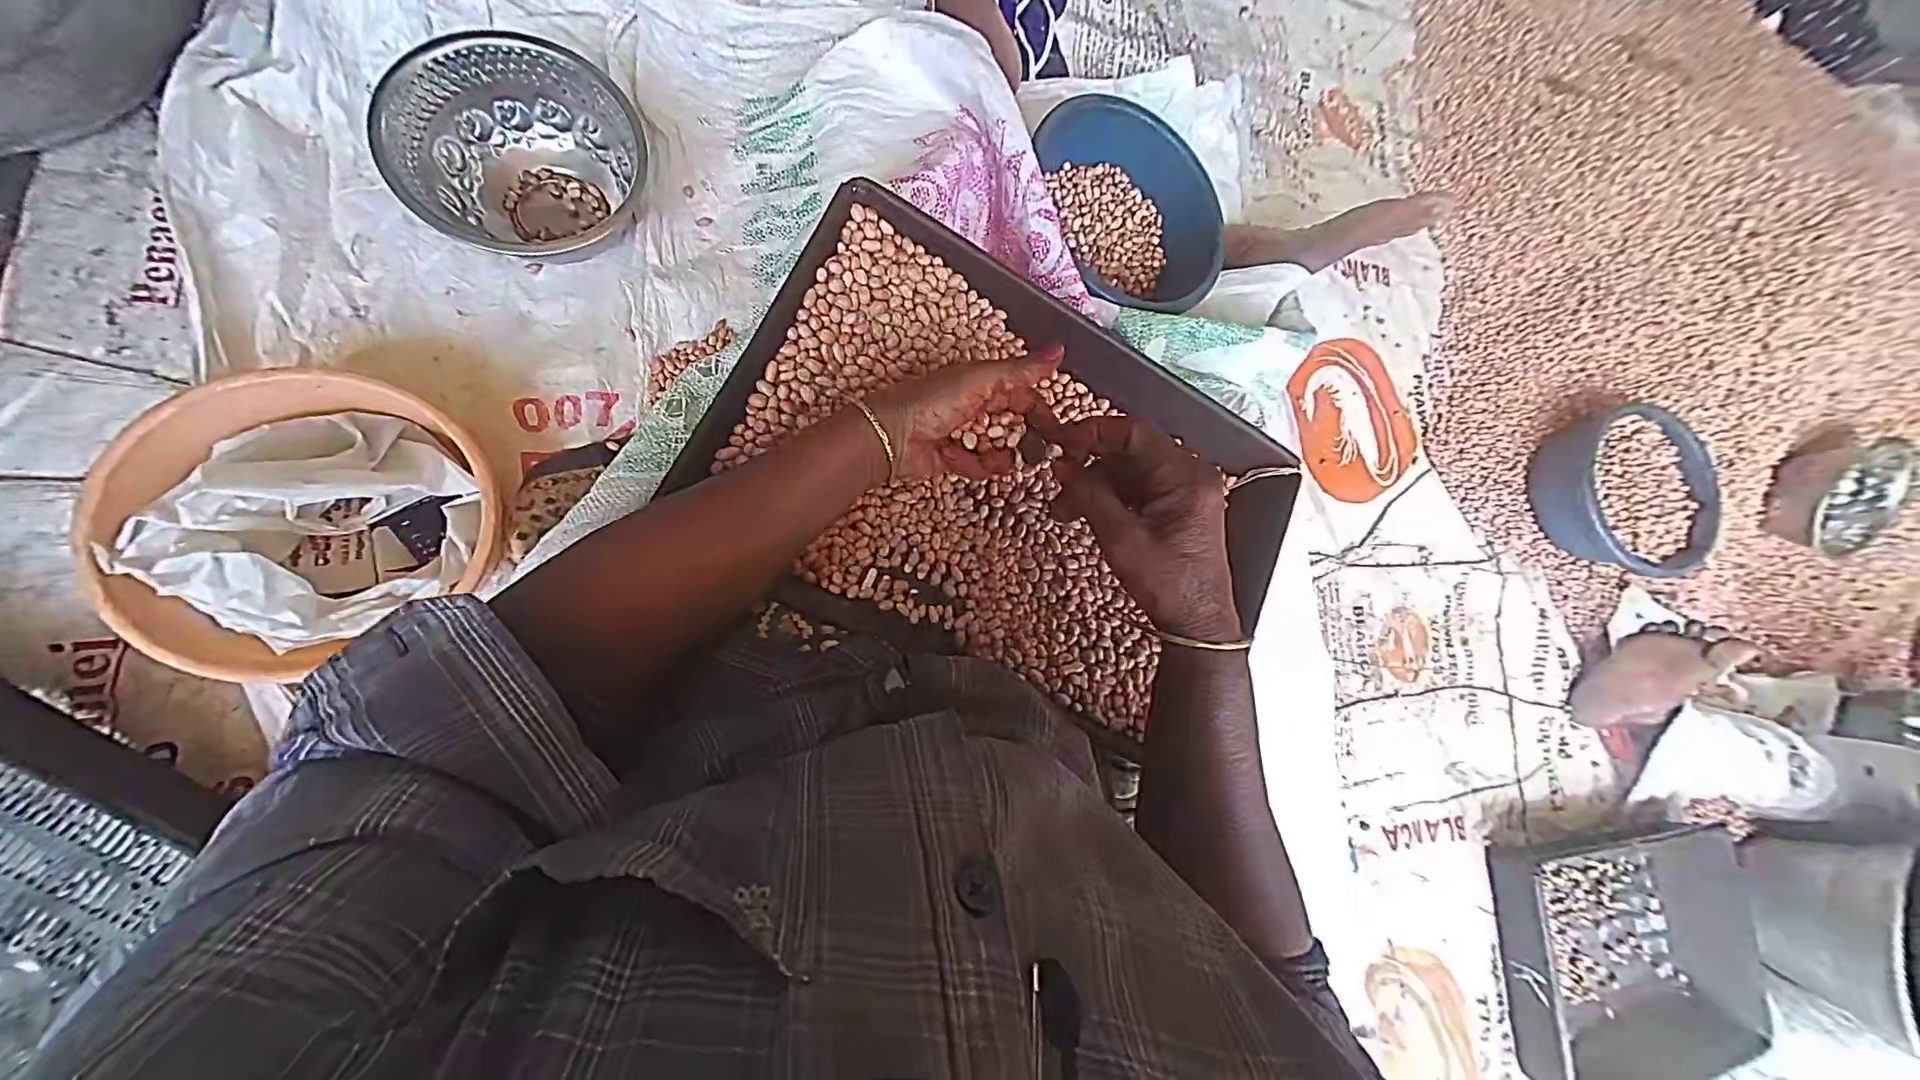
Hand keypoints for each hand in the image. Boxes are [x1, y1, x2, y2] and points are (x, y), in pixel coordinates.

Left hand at [865, 345, 1061, 480]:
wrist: (892, 436)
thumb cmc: (932, 400)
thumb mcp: (981, 380)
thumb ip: (1021, 371)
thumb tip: (1058, 351)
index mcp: (984, 383)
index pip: (1024, 397)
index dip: (1039, 413)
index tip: (1053, 430)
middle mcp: (977, 408)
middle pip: (1015, 428)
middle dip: (1021, 441)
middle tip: (1027, 450)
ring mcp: (967, 435)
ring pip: (1000, 452)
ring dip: (996, 457)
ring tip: (983, 453)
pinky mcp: (956, 459)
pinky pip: (979, 467)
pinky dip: (972, 466)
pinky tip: (956, 457)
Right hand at [1040, 413, 1240, 641]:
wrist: (1197, 622)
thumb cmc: (1168, 584)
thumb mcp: (1121, 538)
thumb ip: (1089, 495)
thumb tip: (1062, 466)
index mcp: (1185, 476)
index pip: (1135, 432)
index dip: (1093, 432)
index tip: (1061, 441)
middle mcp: (1189, 475)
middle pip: (1130, 451)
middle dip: (1088, 464)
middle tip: (1057, 478)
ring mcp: (1183, 492)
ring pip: (1129, 471)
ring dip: (1094, 484)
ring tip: (1063, 508)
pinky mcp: (1175, 507)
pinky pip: (1136, 489)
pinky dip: (1108, 497)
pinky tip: (1083, 512)